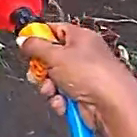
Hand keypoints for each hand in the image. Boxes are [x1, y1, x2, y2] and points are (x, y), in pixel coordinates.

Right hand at [18, 22, 136, 128]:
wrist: (113, 106)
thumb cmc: (94, 75)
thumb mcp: (55, 56)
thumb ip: (35, 46)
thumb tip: (23, 40)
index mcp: (80, 37)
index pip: (54, 30)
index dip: (39, 37)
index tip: (26, 45)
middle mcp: (83, 54)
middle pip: (51, 57)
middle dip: (42, 68)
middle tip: (40, 73)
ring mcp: (84, 75)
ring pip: (54, 78)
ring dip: (49, 87)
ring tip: (53, 91)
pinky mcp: (83, 94)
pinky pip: (62, 94)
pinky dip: (59, 100)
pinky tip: (63, 102)